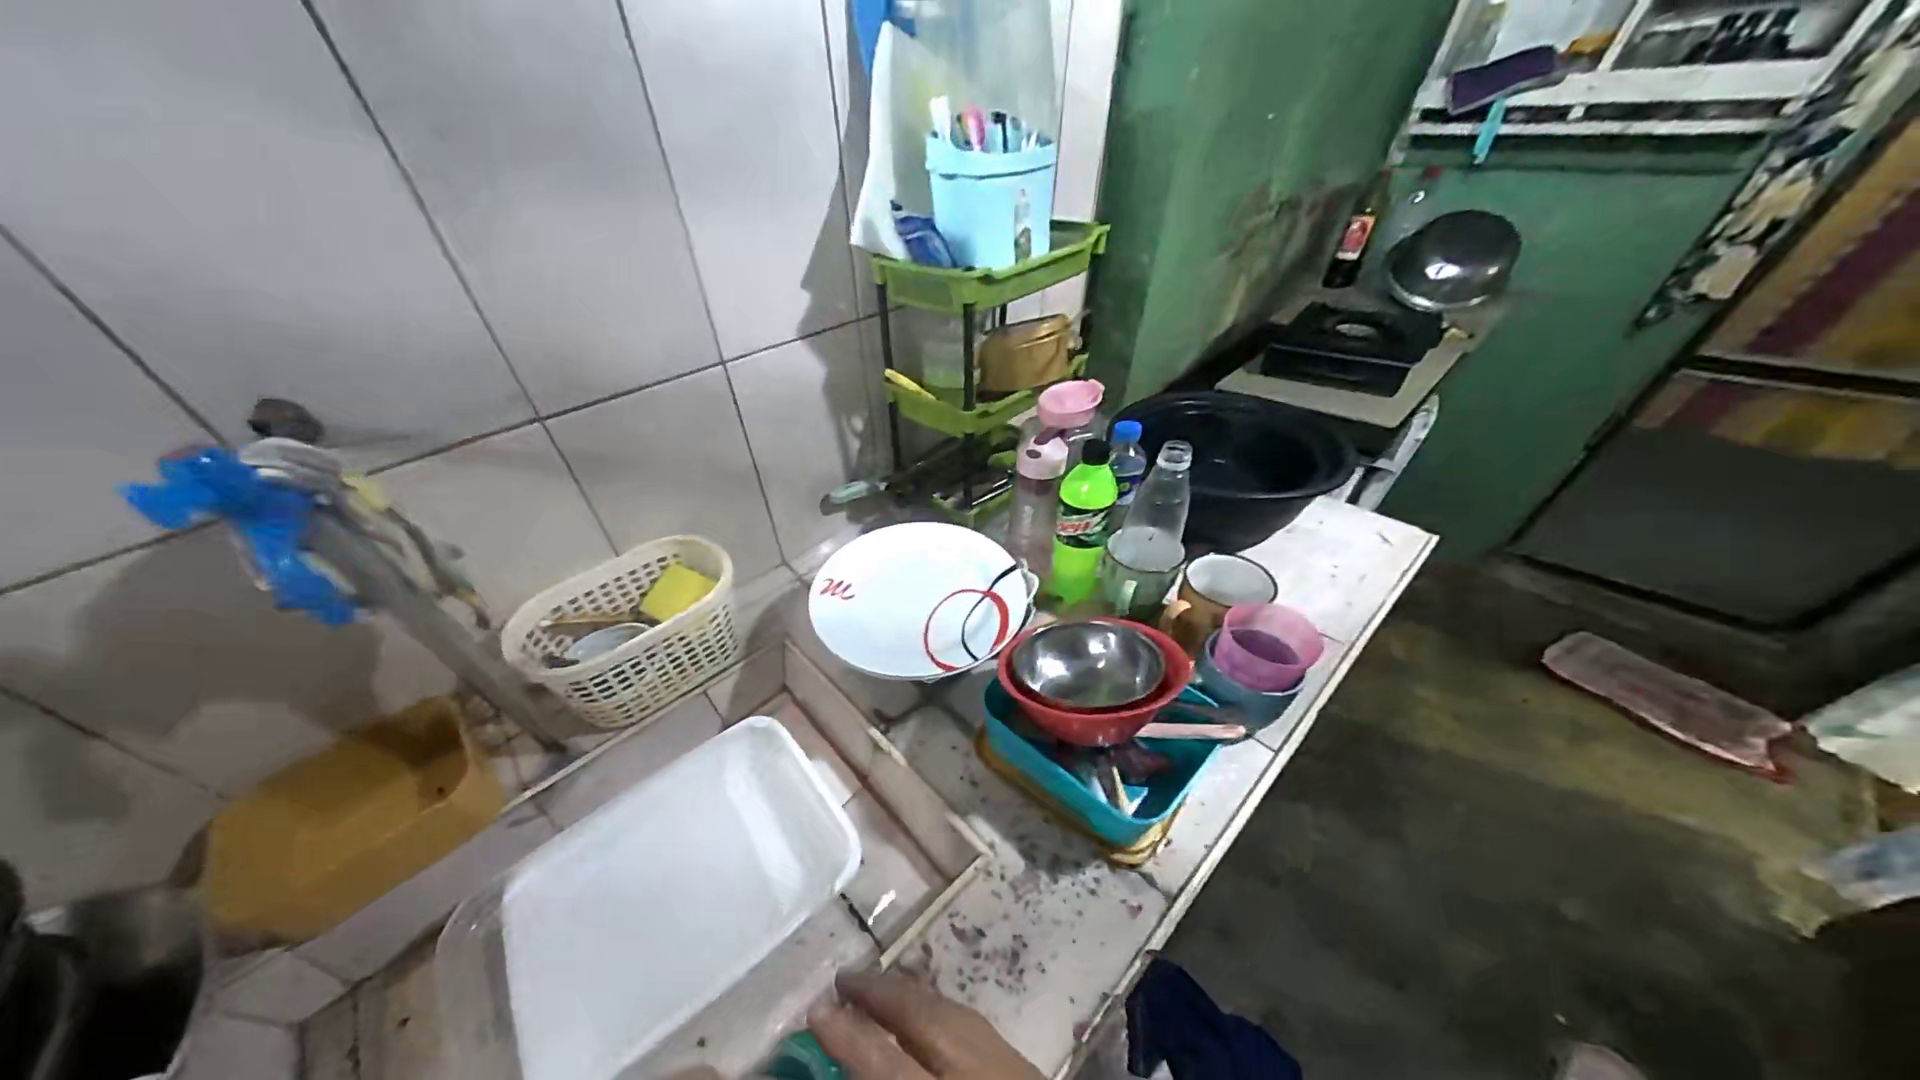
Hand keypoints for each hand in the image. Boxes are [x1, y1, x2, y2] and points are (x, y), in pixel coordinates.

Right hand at [810, 972, 1044, 1079]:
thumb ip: (889, 1073)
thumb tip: (863, 1065)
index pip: (884, 1061)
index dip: (847, 1035)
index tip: (816, 1010)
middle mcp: (971, 1069)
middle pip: (919, 1016)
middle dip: (877, 993)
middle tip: (843, 981)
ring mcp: (1002, 1058)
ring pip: (946, 1010)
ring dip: (907, 994)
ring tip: (877, 988)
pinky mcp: (1019, 1060)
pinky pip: (967, 1020)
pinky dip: (937, 1008)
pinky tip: (926, 1011)